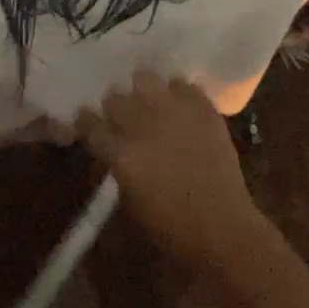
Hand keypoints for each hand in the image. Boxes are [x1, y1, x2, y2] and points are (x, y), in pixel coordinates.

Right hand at [78, 72, 262, 263]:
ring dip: (143, 89)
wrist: (222, 227)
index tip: (87, 119)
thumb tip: (112, 149)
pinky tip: (179, 103)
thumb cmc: (170, 228)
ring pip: (146, 79)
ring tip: (149, 99)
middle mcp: (143, 125)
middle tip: (121, 113)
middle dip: (115, 105)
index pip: (91, 124)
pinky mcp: (203, 109)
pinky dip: (178, 92)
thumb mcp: (130, 201)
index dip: (86, 120)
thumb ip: (116, 166)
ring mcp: (174, 111)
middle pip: (116, 97)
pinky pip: (184, 85)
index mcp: (121, 153)